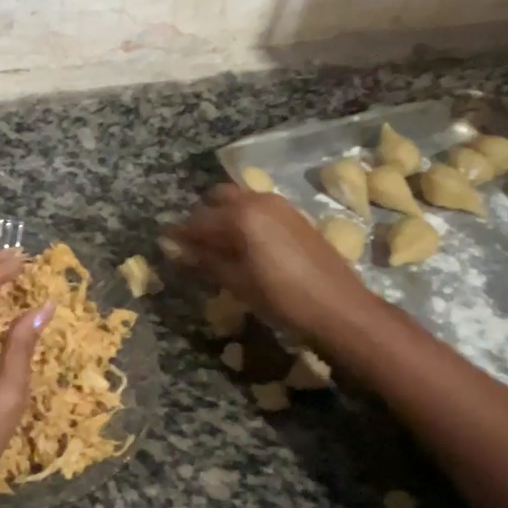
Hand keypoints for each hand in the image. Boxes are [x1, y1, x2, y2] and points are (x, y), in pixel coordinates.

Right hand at [165, 184, 376, 338]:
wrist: (341, 309)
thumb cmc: (283, 298)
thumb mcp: (236, 281)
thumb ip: (204, 259)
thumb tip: (175, 248)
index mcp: (240, 214)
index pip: (198, 220)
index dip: (180, 234)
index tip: (166, 243)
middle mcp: (258, 200)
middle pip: (217, 198)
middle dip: (202, 217)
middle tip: (194, 244)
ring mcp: (279, 205)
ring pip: (239, 199)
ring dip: (224, 215)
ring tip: (219, 245)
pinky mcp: (295, 216)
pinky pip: (258, 207)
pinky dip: (244, 218)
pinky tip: (245, 245)